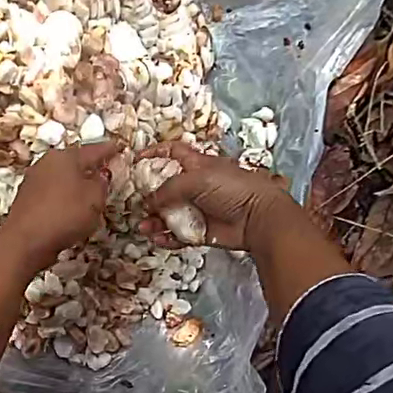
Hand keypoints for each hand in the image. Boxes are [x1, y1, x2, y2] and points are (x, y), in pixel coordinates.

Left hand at [0, 141, 119, 266]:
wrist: (25, 241)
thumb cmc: (65, 214)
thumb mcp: (95, 199)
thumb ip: (102, 183)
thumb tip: (100, 174)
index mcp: (65, 157)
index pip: (92, 150)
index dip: (107, 150)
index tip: (118, 147)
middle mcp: (46, 163)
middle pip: (73, 160)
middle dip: (88, 164)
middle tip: (103, 166)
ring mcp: (33, 181)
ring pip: (61, 176)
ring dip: (74, 180)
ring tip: (88, 187)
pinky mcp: (26, 199)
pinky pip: (51, 191)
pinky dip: (63, 194)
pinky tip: (69, 203)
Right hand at [140, 142, 299, 251]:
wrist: (258, 218)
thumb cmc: (232, 188)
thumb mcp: (197, 179)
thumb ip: (169, 188)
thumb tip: (149, 201)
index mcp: (197, 165)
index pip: (173, 152)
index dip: (154, 153)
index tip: (136, 160)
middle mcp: (196, 186)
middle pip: (165, 188)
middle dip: (148, 196)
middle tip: (135, 204)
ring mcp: (198, 209)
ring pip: (169, 214)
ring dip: (154, 221)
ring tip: (143, 227)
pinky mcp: (201, 230)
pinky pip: (178, 235)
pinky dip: (167, 238)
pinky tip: (158, 239)